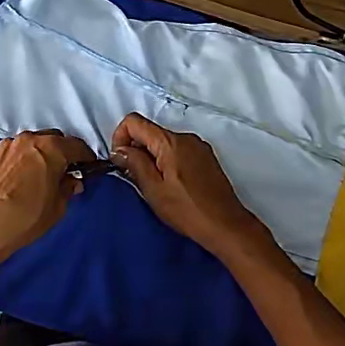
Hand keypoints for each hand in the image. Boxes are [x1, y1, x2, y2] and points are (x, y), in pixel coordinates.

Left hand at [0, 130, 94, 269]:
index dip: (86, 157)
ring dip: (39, 154)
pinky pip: (13, 151)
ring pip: (32, 143)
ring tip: (39, 174)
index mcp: (52, 149)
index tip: (88, 166)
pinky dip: (20, 159)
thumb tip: (71, 181)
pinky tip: (19, 177)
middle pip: (54, 139)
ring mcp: (8, 145)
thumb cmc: (26, 218)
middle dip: (62, 152)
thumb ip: (68, 187)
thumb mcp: (58, 206)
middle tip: (64, 171)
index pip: (77, 146)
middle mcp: (30, 140)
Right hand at [109, 113, 272, 263]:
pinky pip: (179, 150)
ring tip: (155, 186)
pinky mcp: (206, 157)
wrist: (224, 224)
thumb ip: (134, 163)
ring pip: (164, 142)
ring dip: (153, 158)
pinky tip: (171, 185)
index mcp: (170, 142)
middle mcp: (186, 137)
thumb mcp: (153, 189)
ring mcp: (199, 146)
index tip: (120, 160)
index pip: (134, 121)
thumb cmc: (187, 210)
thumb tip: (120, 150)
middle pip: (150, 132)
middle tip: (134, 178)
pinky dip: (168, 161)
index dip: (120, 137)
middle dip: (137, 150)